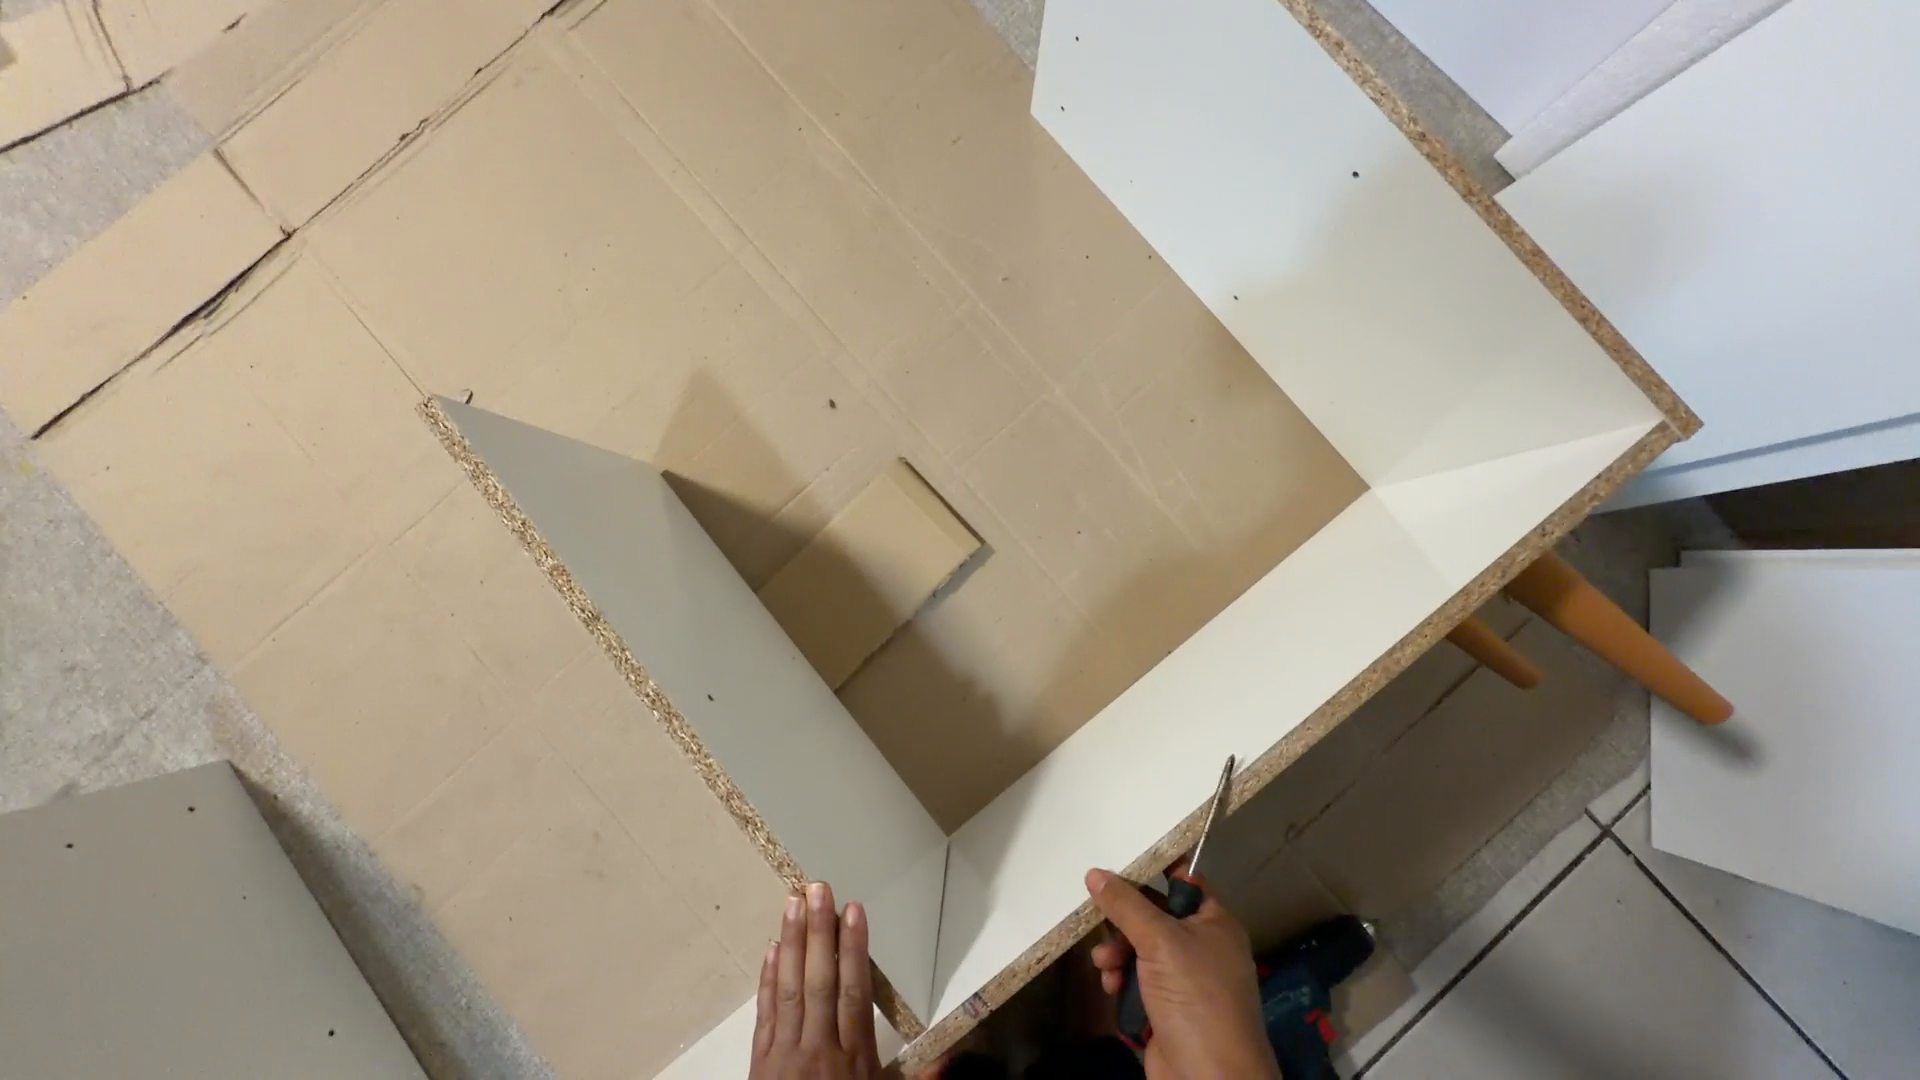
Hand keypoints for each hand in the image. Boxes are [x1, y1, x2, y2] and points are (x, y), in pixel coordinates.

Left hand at [750, 882, 880, 1079]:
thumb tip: (955, 1059)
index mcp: (854, 1060)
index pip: (854, 993)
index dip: (855, 949)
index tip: (855, 909)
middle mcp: (819, 1051)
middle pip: (820, 981)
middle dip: (821, 932)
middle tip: (819, 887)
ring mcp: (785, 1055)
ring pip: (790, 989)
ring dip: (793, 943)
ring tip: (794, 902)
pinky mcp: (759, 1063)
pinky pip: (765, 1013)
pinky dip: (768, 979)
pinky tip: (771, 947)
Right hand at [1086, 868, 1278, 1079]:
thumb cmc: (1195, 998)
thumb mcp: (1159, 942)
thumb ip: (1126, 905)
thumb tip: (1094, 873)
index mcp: (1214, 921)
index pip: (1181, 879)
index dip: (1151, 869)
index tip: (1115, 861)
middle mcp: (1203, 944)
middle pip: (1154, 913)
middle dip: (1123, 920)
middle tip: (1099, 920)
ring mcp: (1185, 977)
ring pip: (1141, 946)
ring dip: (1117, 951)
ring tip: (1105, 965)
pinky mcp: (1167, 1005)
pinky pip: (1138, 976)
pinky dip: (1121, 976)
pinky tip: (1111, 986)